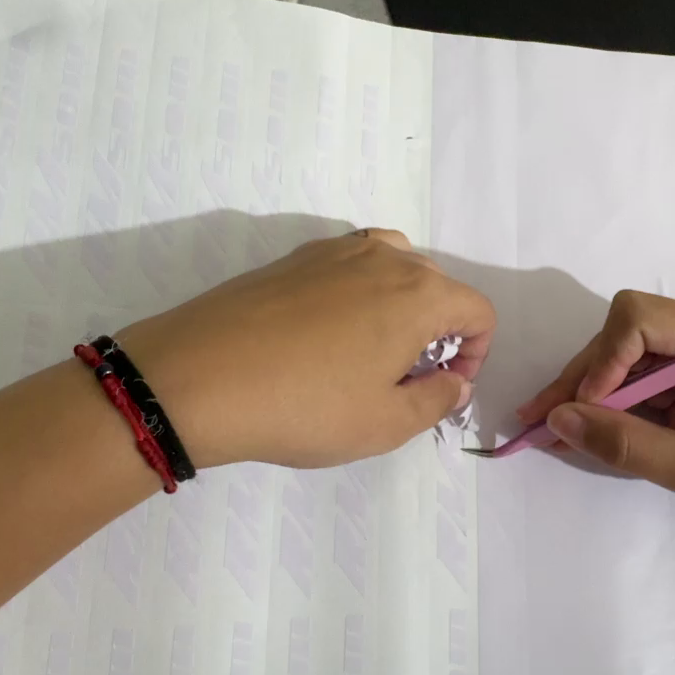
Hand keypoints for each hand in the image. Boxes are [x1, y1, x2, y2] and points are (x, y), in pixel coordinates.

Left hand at [118, 229, 493, 469]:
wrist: (196, 378)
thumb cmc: (305, 406)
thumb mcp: (385, 423)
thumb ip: (436, 400)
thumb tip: (454, 381)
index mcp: (419, 295)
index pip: (478, 311)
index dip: (476, 353)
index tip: (444, 388)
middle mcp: (385, 258)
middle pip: (439, 286)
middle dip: (441, 331)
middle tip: (409, 378)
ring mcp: (336, 251)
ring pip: (395, 266)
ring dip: (402, 304)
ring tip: (374, 347)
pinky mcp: (295, 257)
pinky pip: (351, 264)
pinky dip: (362, 290)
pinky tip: (329, 331)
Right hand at [517, 291, 674, 520]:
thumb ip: (629, 445)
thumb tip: (557, 421)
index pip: (639, 318)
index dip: (604, 359)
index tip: (585, 408)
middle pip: (617, 335)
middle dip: (579, 379)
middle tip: (538, 424)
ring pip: (611, 354)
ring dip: (580, 391)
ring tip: (544, 430)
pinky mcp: (673, 366)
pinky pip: (622, 374)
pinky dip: (596, 401)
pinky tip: (570, 425)